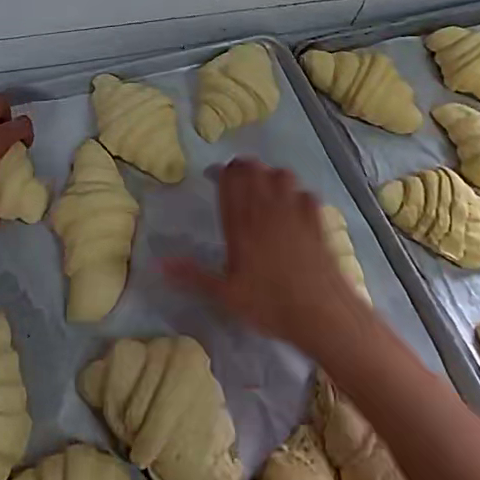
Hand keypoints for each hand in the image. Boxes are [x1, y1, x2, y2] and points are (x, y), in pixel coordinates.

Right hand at [165, 158, 365, 347]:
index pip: (229, 181)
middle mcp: (266, 209)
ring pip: (281, 174)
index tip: (215, 175)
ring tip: (264, 187)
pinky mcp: (316, 219)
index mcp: (241, 223)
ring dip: (270, 175)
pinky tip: (294, 205)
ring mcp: (295, 211)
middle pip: (253, 170)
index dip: (221, 172)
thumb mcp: (226, 295)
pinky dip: (297, 193)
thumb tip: (158, 264)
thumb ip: (193, 275)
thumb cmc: (269, 305)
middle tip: (236, 178)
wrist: (320, 311)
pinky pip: (306, 192)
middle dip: (242, 168)